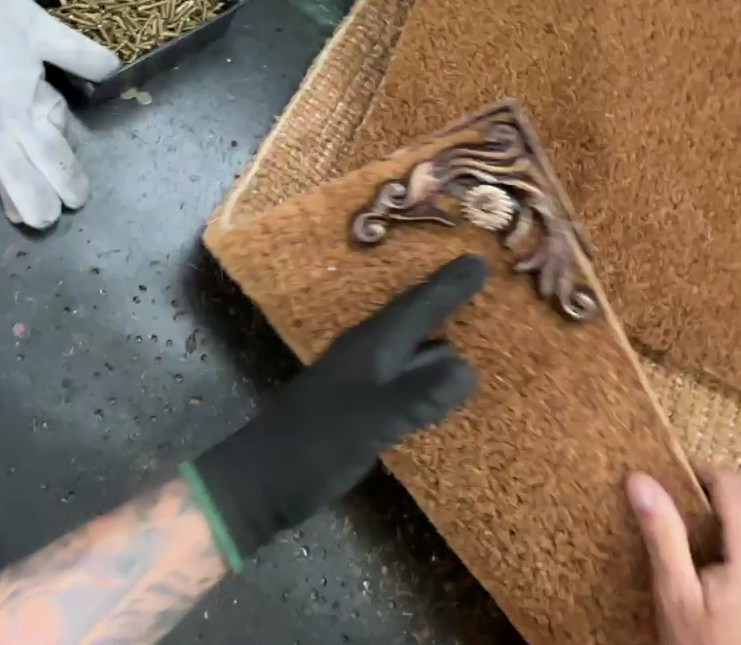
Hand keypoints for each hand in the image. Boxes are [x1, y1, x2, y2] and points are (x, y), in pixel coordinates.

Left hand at [181, 255, 484, 569]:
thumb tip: (468, 368)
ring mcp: (359, 380)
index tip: (478, 260)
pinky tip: (438, 379)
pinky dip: (425, 367)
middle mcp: (364, 355)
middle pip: (411, 317)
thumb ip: (414, 395)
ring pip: (406, 344)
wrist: (261, 480)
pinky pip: (401, 374)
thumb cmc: (313, 445)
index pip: (414, 307)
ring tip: (468, 318)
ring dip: (436, 329)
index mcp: (367, 348)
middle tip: (477, 276)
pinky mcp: (357, 407)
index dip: (446, 286)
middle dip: (443, 297)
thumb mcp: (368, 421)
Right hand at [628, 465, 740, 644]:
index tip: (670, 479)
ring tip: (703, 577)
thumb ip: (663, 535)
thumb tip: (640, 478)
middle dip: (713, 518)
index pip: (733, 485)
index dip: (701, 472)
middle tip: (677, 539)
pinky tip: (736, 609)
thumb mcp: (677, 598)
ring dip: (735, 548)